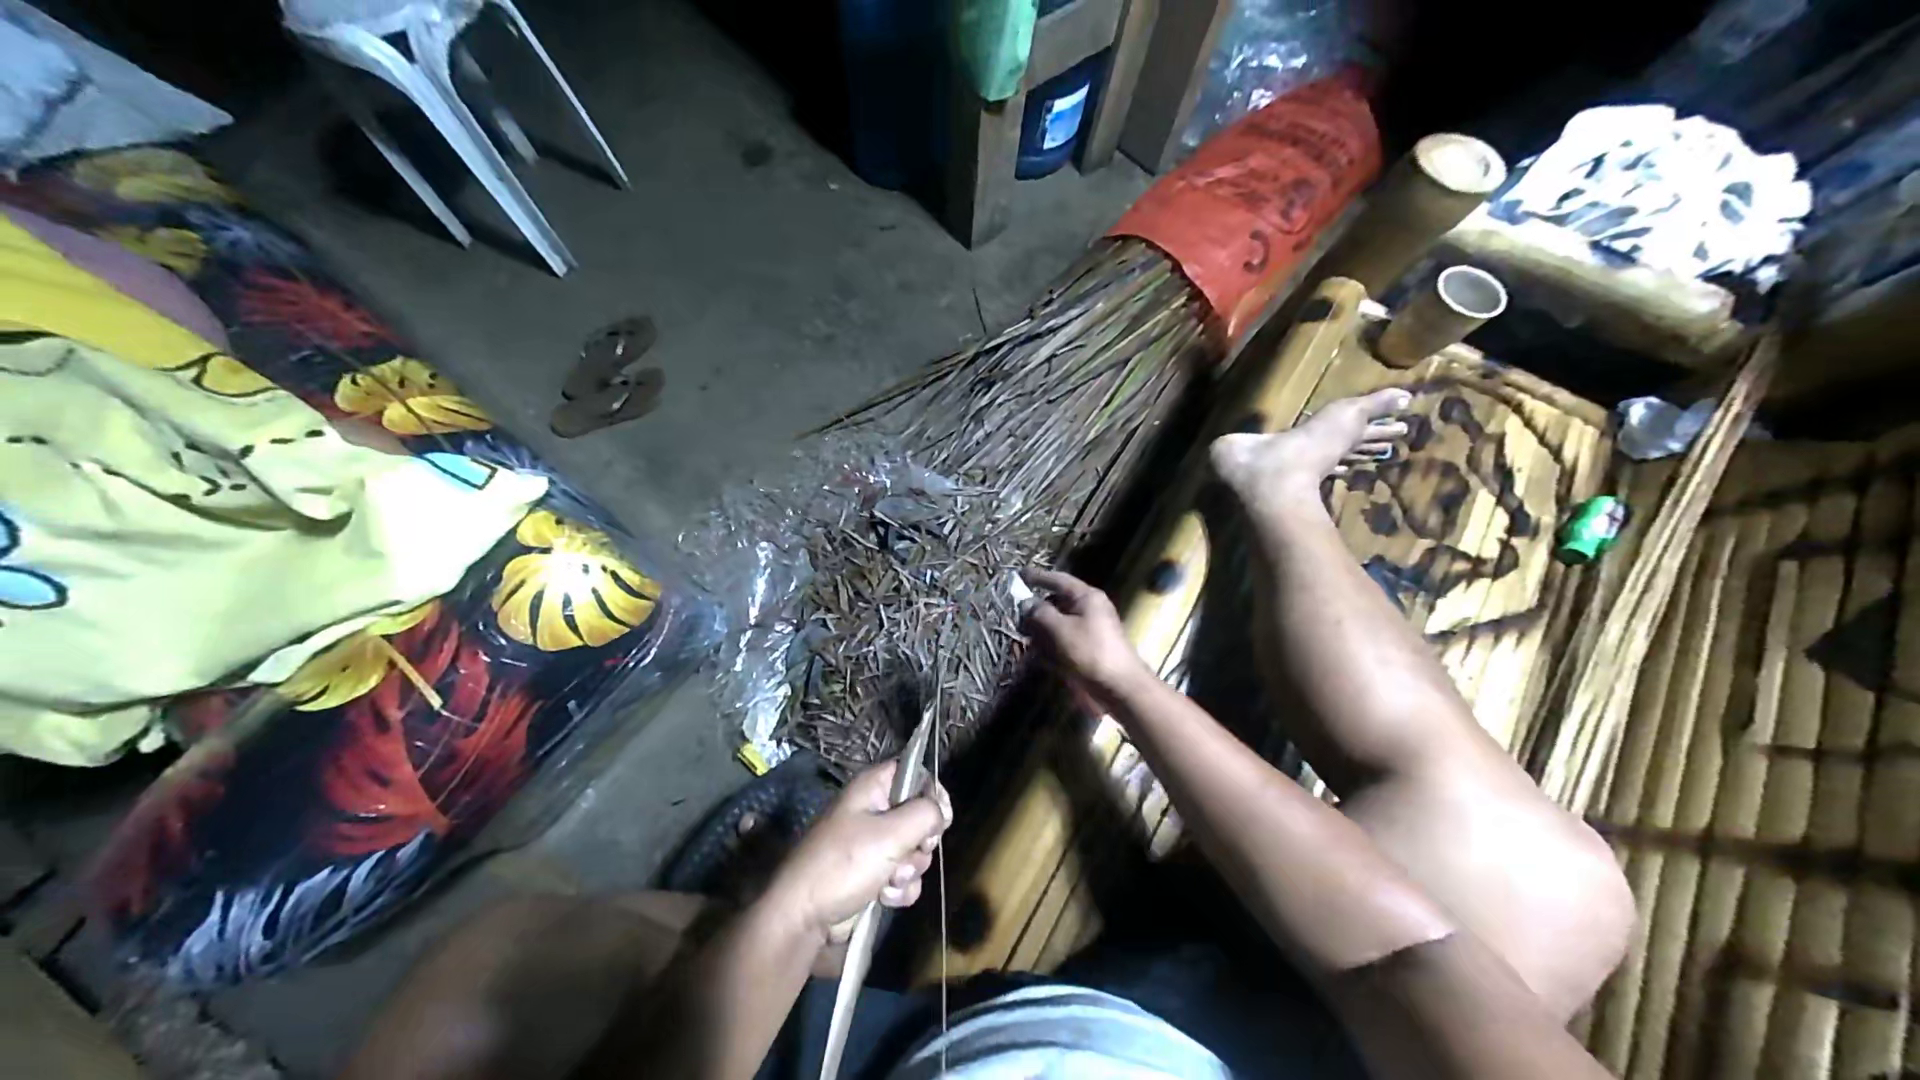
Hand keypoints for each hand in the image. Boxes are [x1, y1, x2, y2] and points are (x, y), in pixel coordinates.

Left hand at [764, 760, 951, 945]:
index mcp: (872, 788)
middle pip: (920, 815)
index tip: (939, 817)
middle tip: (906, 853)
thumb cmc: (844, 864)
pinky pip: (905, 876)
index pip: (915, 772)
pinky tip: (883, 898)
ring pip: (916, 850)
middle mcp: (875, 811)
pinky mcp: (874, 875)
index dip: (932, 792)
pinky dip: (900, 888)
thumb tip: (940, 813)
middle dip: (921, 842)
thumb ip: (925, 815)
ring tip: (888, 881)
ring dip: (909, 870)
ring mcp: (874, 844)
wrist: (805, 917)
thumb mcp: (890, 834)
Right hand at [1022, 568, 1153, 709]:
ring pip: (1059, 622)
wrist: (1120, 686)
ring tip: (1025, 639)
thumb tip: (1027, 603)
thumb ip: (1040, 613)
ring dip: (1042, 630)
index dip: (1037, 577)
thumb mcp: (1060, 629)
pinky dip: (1052, 644)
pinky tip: (1040, 656)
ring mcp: (1091, 628)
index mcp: (1086, 597)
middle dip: (1037, 610)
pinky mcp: (1090, 646)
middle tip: (1017, 616)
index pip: (1058, 579)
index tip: (1019, 575)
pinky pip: (1065, 639)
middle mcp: (1090, 608)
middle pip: (1057, 602)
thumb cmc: (1090, 652)